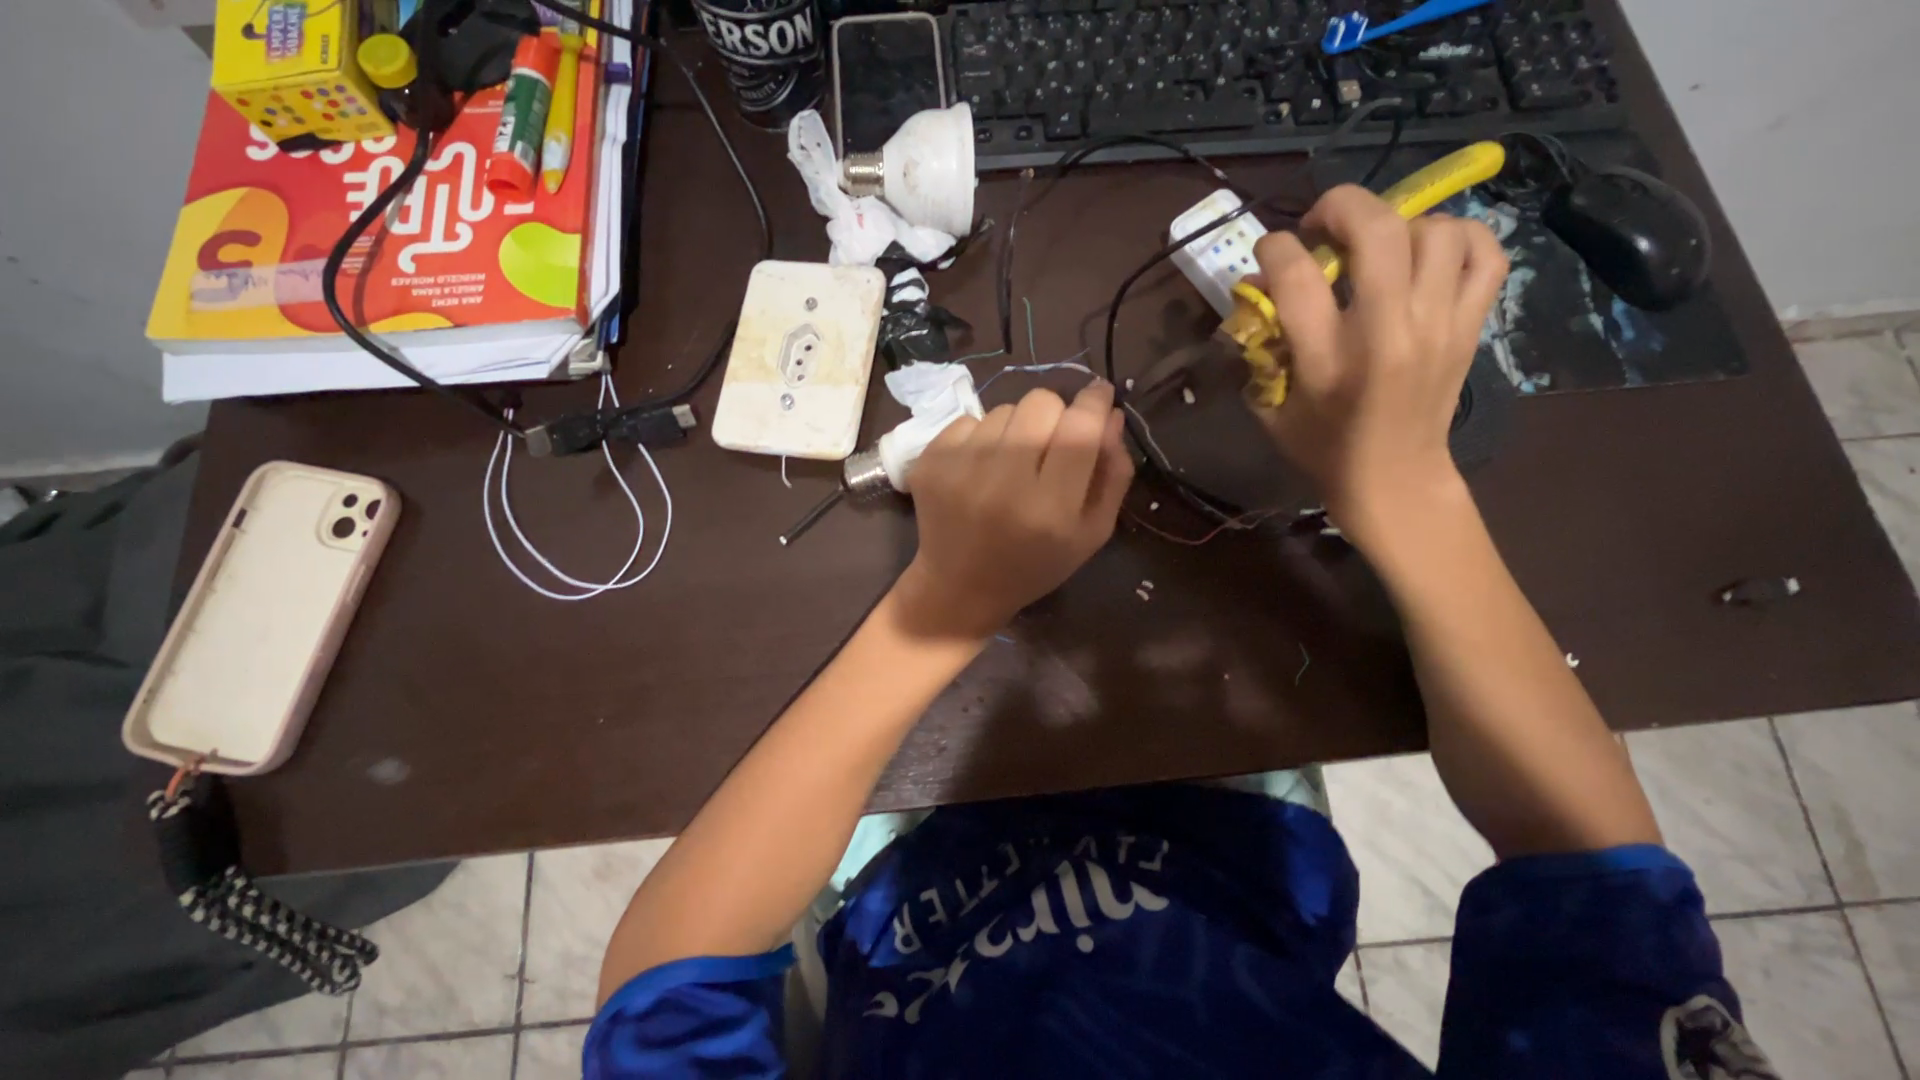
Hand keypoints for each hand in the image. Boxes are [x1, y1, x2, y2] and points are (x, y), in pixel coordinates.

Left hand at [893, 382, 1134, 640]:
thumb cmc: (1035, 564)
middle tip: (1050, 443)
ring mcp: (960, 471)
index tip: (1099, 394)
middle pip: (1041, 403)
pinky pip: (969, 420)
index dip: (1094, 403)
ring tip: (1010, 465)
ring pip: (1005, 409)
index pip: (1079, 429)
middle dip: (1055, 415)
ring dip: (1016, 428)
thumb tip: (1111, 415)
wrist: (960, 587)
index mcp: (1050, 509)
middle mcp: (1003, 485)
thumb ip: (1111, 475)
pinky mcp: (931, 462)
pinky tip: (980, 471)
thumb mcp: (1091, 533)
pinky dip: (981, 437)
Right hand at [1250, 185, 1507, 545]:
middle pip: (1377, 229)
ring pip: (1435, 231)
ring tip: (1379, 246)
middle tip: (1323, 225)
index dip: (1274, 247)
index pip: (1297, 273)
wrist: (1395, 480)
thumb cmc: (1324, 447)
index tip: (1270, 253)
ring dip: (1399, 225)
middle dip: (1341, 206)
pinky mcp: (1471, 326)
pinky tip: (1430, 251)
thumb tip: (1260, 285)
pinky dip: (1461, 237)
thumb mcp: (1271, 405)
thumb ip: (1261, 344)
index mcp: (1328, 359)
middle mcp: (1388, 331)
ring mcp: (1439, 325)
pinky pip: (1485, 255)